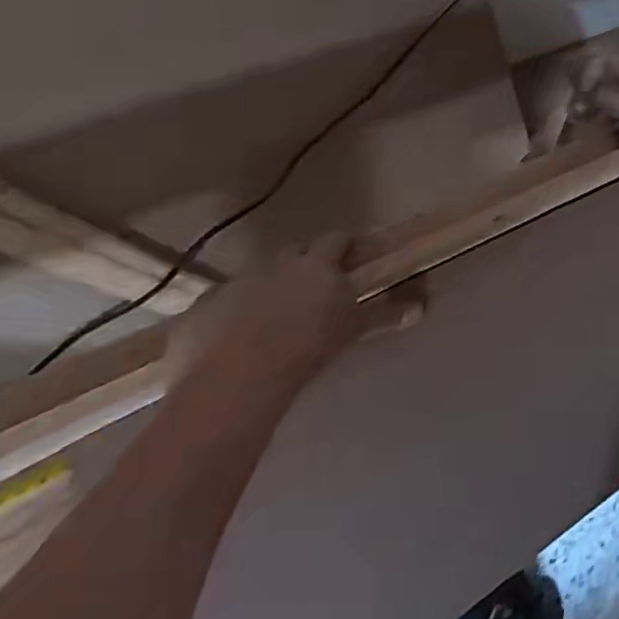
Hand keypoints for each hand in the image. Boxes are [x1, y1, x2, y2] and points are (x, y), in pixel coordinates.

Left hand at [168, 233, 422, 389]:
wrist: (238, 379)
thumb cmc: (310, 345)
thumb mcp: (354, 329)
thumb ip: (385, 314)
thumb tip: (419, 308)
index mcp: (317, 263)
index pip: (336, 239)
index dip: (346, 247)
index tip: (354, 260)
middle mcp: (275, 264)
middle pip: (294, 252)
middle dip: (305, 263)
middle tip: (315, 289)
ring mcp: (233, 285)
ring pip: (256, 277)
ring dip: (267, 289)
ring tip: (274, 318)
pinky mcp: (198, 311)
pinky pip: (218, 306)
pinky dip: (229, 316)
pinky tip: (233, 341)